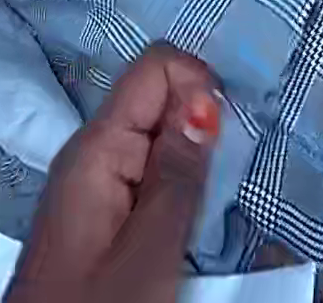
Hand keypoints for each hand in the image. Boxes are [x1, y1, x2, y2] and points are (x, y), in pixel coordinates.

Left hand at [7, 43, 221, 302]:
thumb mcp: (148, 254)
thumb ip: (177, 171)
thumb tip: (203, 92)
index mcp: (98, 145)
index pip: (154, 68)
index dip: (197, 83)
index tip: (228, 131)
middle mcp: (94, 147)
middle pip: (156, 95)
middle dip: (199, 117)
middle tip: (229, 170)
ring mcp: (96, 175)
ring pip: (156, 131)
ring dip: (193, 150)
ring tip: (220, 189)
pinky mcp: (103, 205)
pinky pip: (148, 166)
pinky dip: (178, 175)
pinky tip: (196, 204)